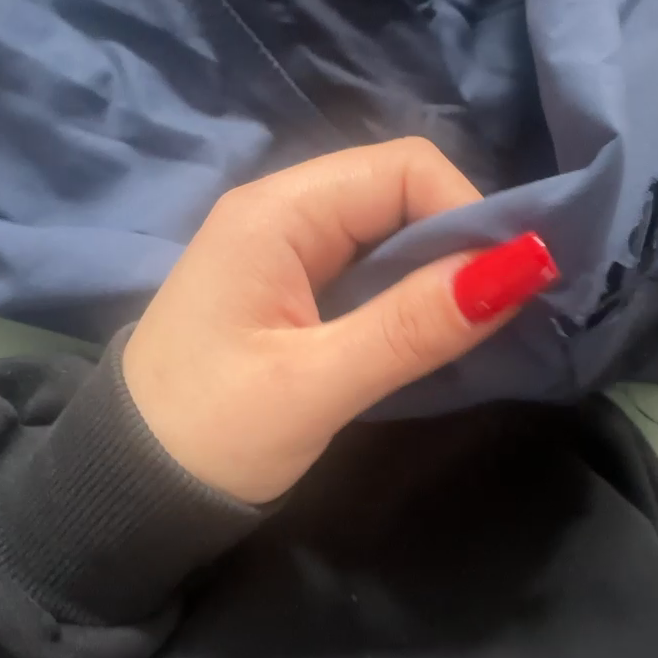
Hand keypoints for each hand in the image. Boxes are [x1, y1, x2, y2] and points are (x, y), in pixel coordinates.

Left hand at [123, 138, 558, 503]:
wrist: (132, 488)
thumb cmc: (211, 435)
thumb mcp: (316, 383)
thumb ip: (413, 326)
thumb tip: (525, 265)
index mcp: (276, 213)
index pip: (404, 169)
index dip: (469, 214)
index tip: (508, 287)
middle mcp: (279, 215)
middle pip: (398, 196)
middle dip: (459, 246)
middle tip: (501, 315)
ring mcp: (281, 256)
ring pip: (385, 238)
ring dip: (436, 277)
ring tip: (474, 331)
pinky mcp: (285, 297)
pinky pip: (363, 276)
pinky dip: (404, 301)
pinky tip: (428, 339)